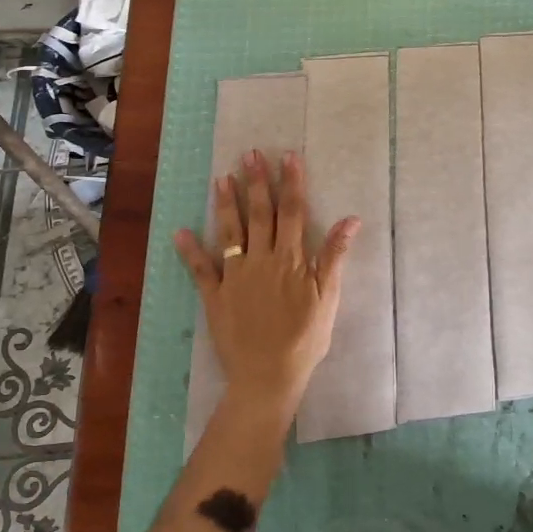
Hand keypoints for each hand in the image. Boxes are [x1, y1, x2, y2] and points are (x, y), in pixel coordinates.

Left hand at [173, 151, 359, 414]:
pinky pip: (200, 270)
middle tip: (250, 155)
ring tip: (222, 179)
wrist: (268, 377)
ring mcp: (235, 278)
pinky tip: (181, 231)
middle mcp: (262, 260)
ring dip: (226, 205)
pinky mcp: (215, 297)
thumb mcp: (329, 296)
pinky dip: (190, 250)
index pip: (293, 211)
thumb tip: (352, 218)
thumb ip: (335, 256)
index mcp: (291, 259)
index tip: (288, 156)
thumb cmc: (306, 337)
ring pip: (231, 233)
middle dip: (256, 182)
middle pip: (260, 214)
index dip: (292, 182)